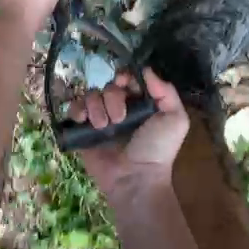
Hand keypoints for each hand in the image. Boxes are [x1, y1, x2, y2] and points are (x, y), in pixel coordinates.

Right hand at [69, 70, 188, 197]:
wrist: (136, 179)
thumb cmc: (157, 149)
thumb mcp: (175, 119)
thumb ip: (166, 92)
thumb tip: (146, 69)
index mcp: (139, 103)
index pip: (128, 78)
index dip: (125, 76)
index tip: (124, 83)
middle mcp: (119, 108)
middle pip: (109, 86)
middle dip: (112, 98)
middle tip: (119, 118)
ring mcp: (100, 119)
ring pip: (91, 95)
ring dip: (96, 107)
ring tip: (103, 126)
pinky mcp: (84, 131)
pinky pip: (74, 110)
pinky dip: (76, 110)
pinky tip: (84, 120)